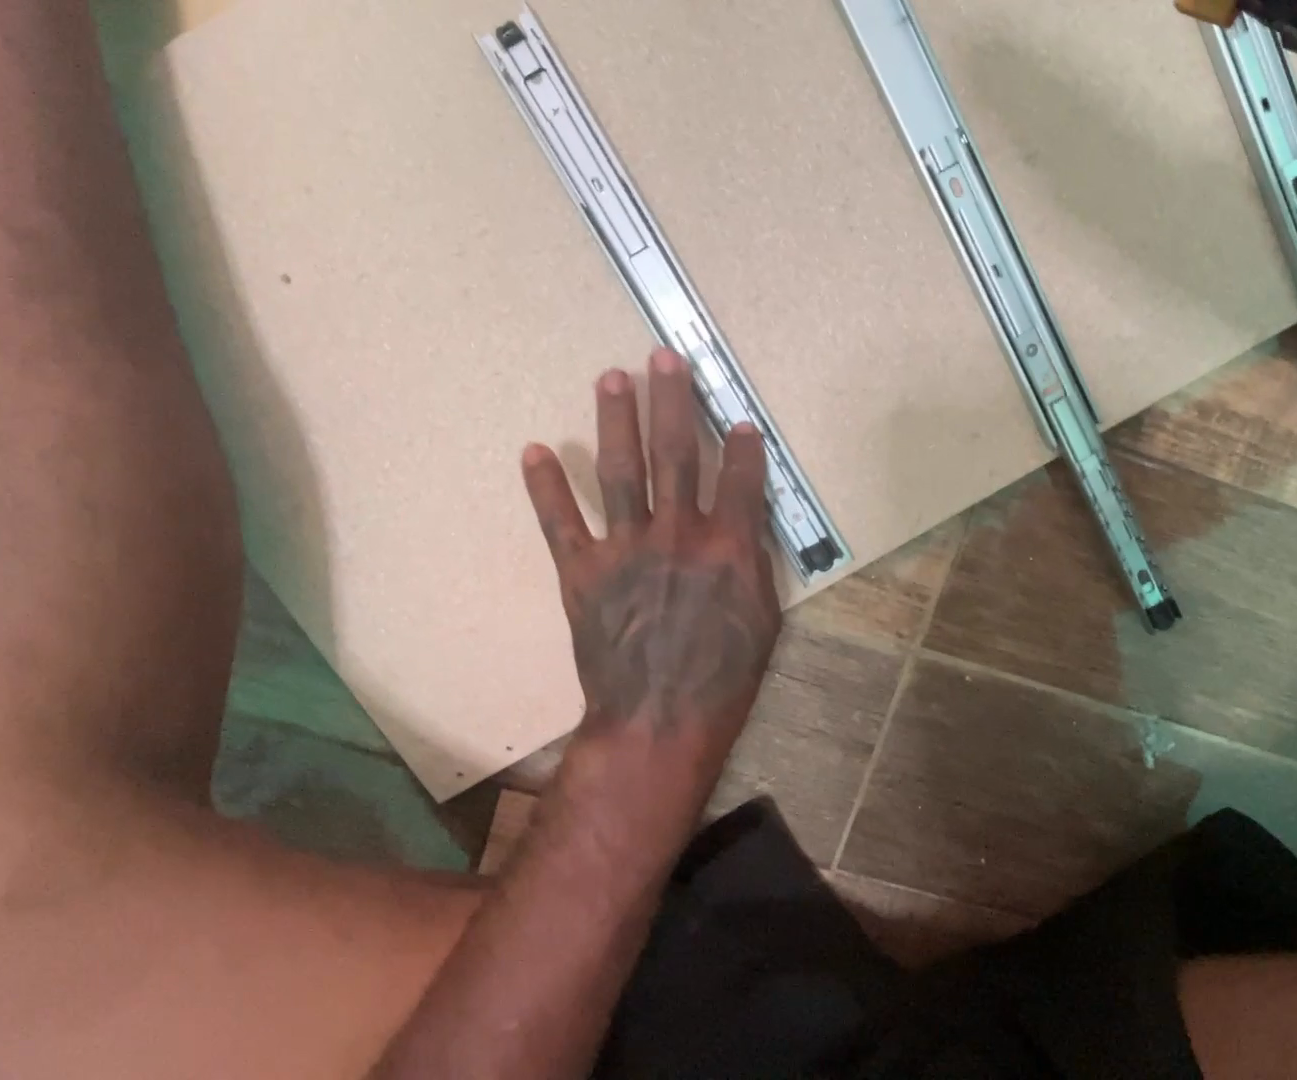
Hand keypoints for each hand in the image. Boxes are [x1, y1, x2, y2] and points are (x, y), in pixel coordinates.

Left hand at [522, 348, 781, 757]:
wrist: (659, 721)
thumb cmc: (723, 678)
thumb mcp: (762, 620)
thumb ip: (754, 563)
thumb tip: (745, 522)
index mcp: (728, 548)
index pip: (739, 479)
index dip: (743, 446)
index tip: (742, 421)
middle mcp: (677, 534)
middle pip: (676, 454)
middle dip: (672, 401)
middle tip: (664, 356)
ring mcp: (626, 549)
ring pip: (621, 471)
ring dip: (616, 420)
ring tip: (611, 377)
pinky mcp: (583, 572)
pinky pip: (561, 521)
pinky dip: (545, 486)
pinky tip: (534, 449)